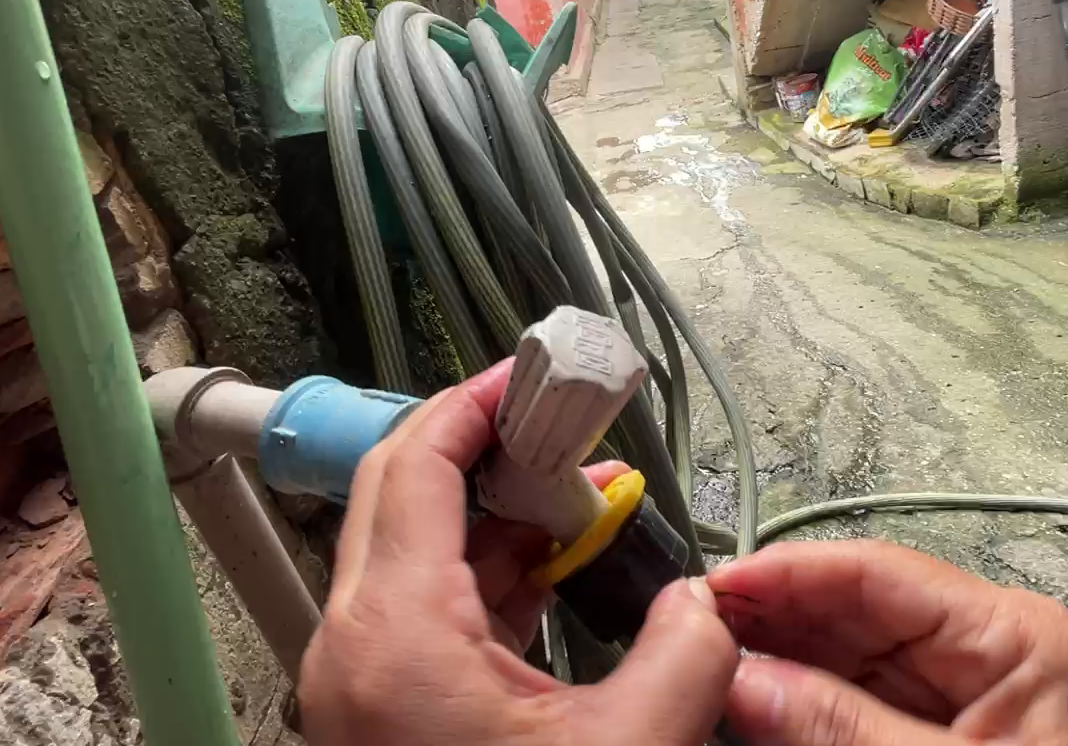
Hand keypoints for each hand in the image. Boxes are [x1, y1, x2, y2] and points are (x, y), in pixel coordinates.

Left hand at [297, 359, 739, 745]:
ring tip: (581, 490)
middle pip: (411, 485)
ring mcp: (370, 669)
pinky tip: (561, 557)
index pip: (419, 462)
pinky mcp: (393, 695)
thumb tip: (707, 605)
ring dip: (504, 504)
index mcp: (393, 637)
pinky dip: (501, 562)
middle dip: (494, 442)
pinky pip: (444, 592)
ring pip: (427, 537)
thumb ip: (686, 656)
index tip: (535, 372)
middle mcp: (360, 641)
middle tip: (566, 424)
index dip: (479, 401)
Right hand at [710, 541, 1067, 745]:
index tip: (725, 581)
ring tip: (712, 642)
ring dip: (777, 643)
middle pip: (855, 600)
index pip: (879, 572)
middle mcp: (980, 640)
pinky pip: (850, 683)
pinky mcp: (930, 714)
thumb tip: (740, 679)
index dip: (792, 570)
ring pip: (843, 639)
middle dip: (776, 607)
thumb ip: (841, 728)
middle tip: (702, 614)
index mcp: (1011, 634)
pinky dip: (797, 684)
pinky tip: (751, 679)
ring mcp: (954, 676)